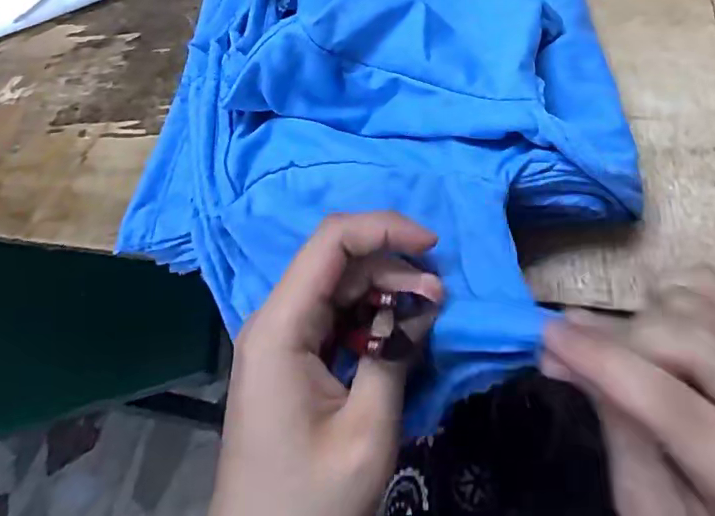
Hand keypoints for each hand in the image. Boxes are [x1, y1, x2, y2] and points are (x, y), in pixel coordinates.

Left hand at [211, 212, 445, 515]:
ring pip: (338, 285)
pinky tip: (401, 329)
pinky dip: (371, 314)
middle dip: (392, 265)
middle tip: (440, 295)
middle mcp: (274, 317)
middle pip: (336, 261)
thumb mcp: (365, 434)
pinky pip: (334, 314)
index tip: (432, 244)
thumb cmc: (310, 502)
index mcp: (280, 325)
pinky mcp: (291, 357)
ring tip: (429, 310)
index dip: (383, 228)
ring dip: (385, 289)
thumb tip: (423, 301)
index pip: (330, 241)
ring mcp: (280, 336)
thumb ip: (394, 356)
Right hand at [540, 266, 714, 515]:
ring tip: (610, 346)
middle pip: (694, 343)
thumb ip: (621, 433)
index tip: (547, 333)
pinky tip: (648, 321)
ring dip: (644, 316)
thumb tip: (570, 352)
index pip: (678, 407)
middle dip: (621, 337)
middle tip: (568, 345)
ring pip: (708, 312)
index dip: (605, 362)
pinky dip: (676, 297)